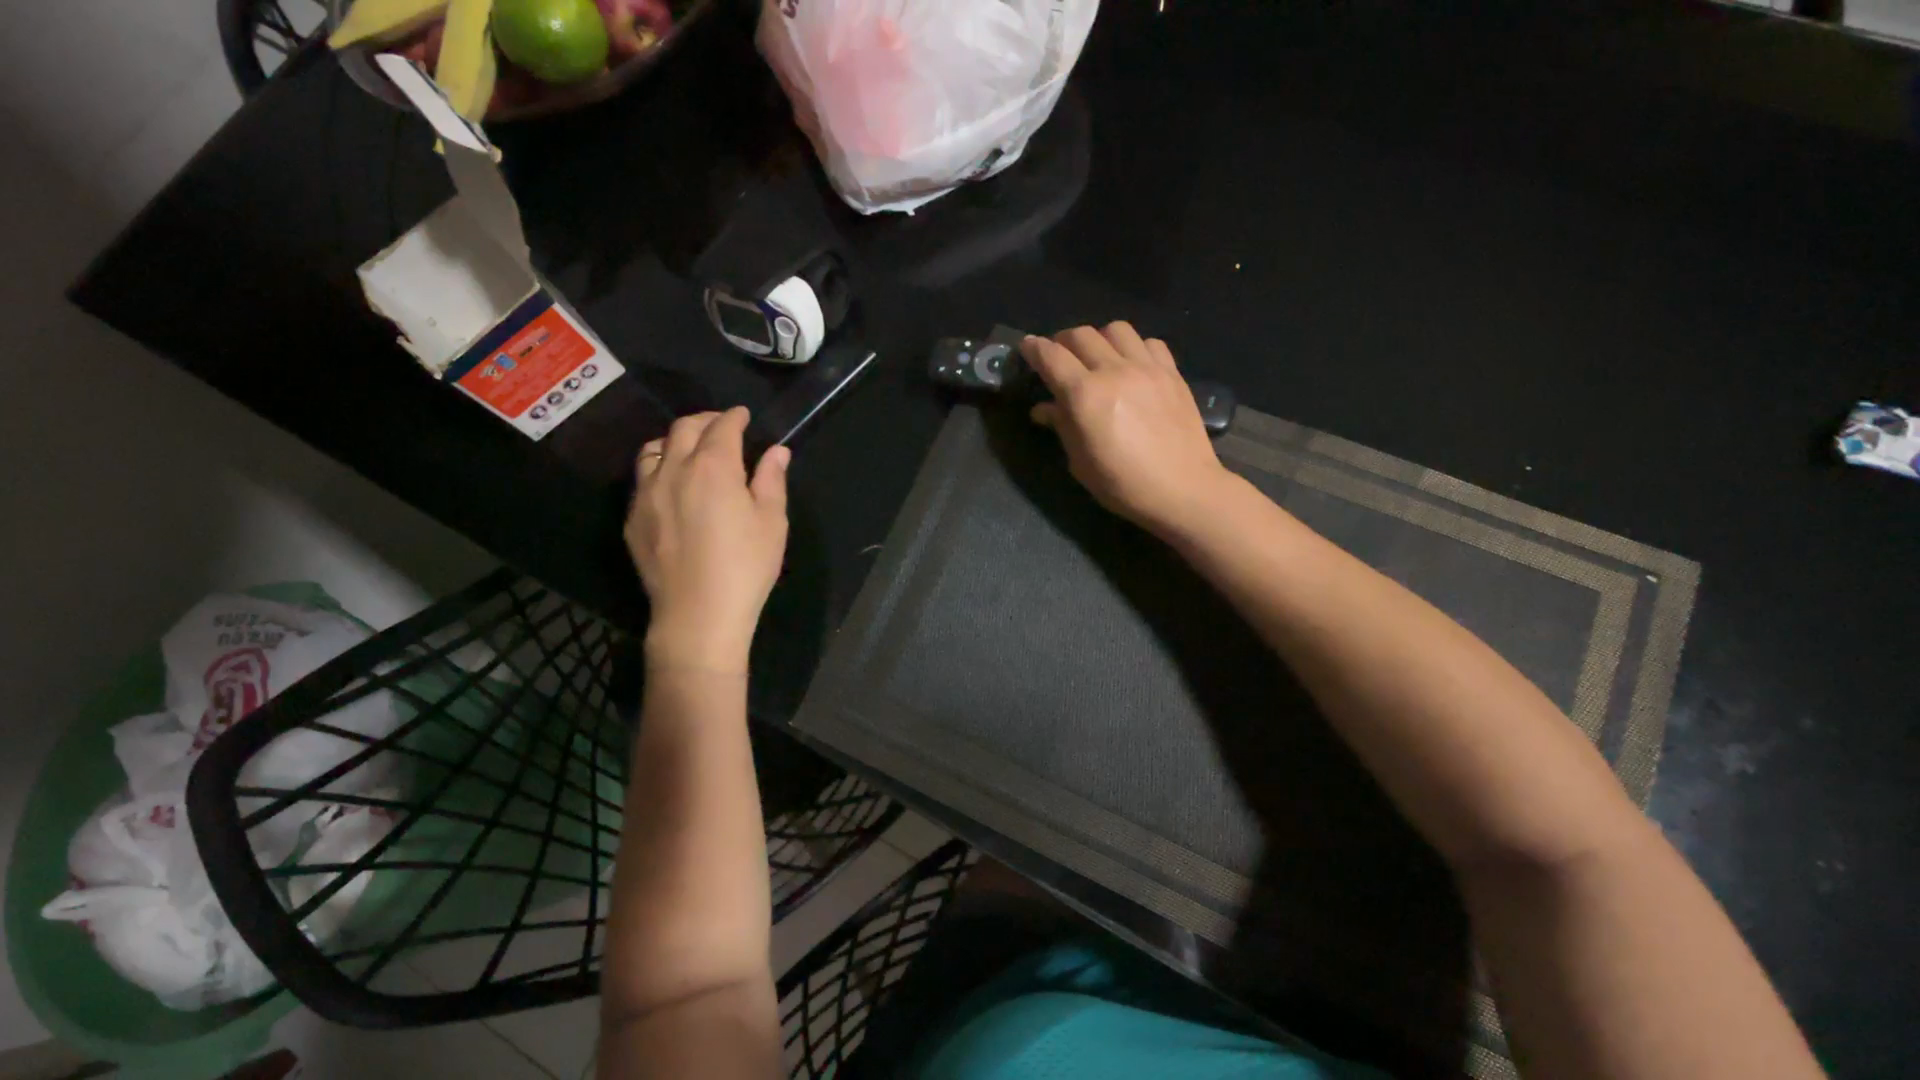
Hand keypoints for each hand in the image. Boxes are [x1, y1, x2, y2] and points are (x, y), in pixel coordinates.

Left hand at [624, 408, 789, 672]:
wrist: (697, 615)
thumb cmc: (745, 567)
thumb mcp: (771, 522)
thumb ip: (771, 480)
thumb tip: (776, 451)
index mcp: (713, 466)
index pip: (722, 427)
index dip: (734, 417)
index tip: (743, 416)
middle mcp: (674, 470)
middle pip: (683, 429)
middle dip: (705, 421)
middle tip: (721, 427)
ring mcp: (647, 494)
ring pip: (654, 449)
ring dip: (674, 441)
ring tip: (689, 450)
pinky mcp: (633, 518)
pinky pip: (642, 479)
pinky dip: (658, 469)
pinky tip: (671, 485)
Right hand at [1022, 322, 1235, 532]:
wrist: (1183, 490)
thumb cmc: (1123, 484)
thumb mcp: (1081, 462)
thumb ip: (1061, 427)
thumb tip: (1043, 409)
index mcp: (1085, 395)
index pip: (1051, 356)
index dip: (1033, 348)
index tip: (1027, 347)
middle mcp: (1114, 371)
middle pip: (1081, 334)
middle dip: (1063, 341)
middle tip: (1060, 357)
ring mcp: (1146, 368)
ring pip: (1116, 329)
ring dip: (1100, 338)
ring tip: (1099, 356)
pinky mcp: (1172, 373)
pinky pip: (1149, 342)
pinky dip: (1135, 348)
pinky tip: (1133, 366)